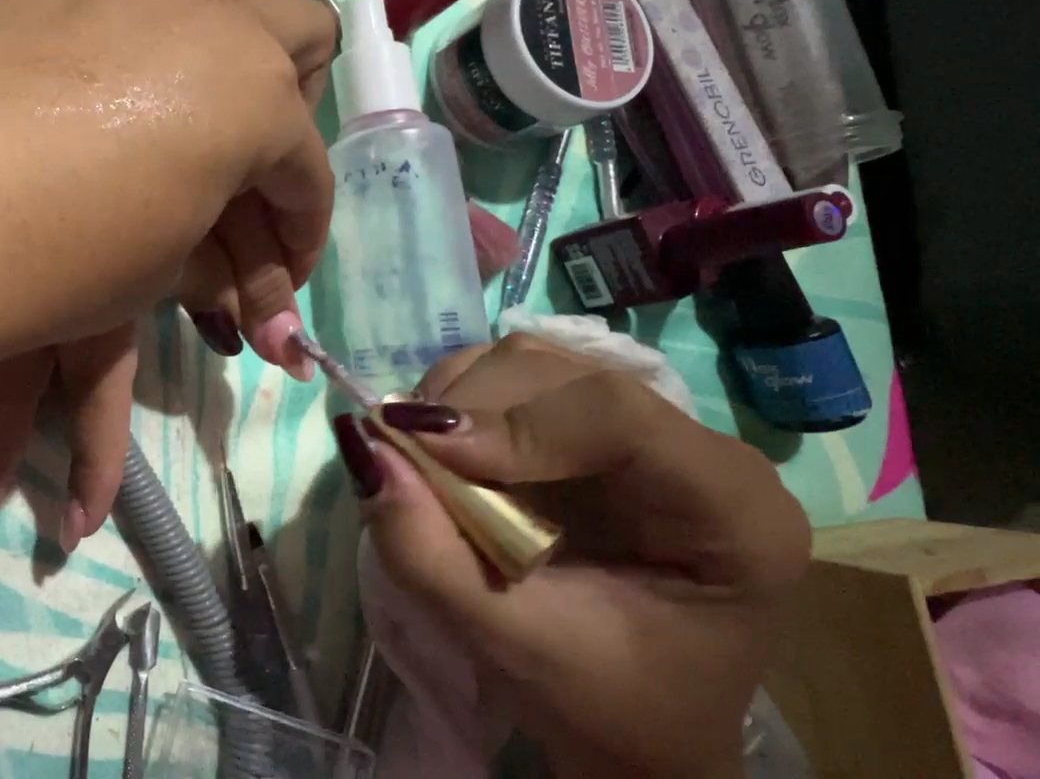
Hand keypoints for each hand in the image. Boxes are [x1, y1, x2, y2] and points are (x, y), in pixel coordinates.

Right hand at [339, 335, 809, 777]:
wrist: (635, 729)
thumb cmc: (598, 704)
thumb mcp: (506, 642)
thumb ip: (427, 551)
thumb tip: (364, 446)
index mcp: (729, 512)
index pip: (616, 413)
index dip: (511, 419)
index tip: (424, 452)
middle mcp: (701, 450)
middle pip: (563, 374)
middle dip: (470, 408)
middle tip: (408, 461)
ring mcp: (649, 430)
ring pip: (533, 363)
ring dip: (457, 399)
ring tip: (425, 460)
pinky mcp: (599, 428)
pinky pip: (517, 380)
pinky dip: (462, 404)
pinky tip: (450, 454)